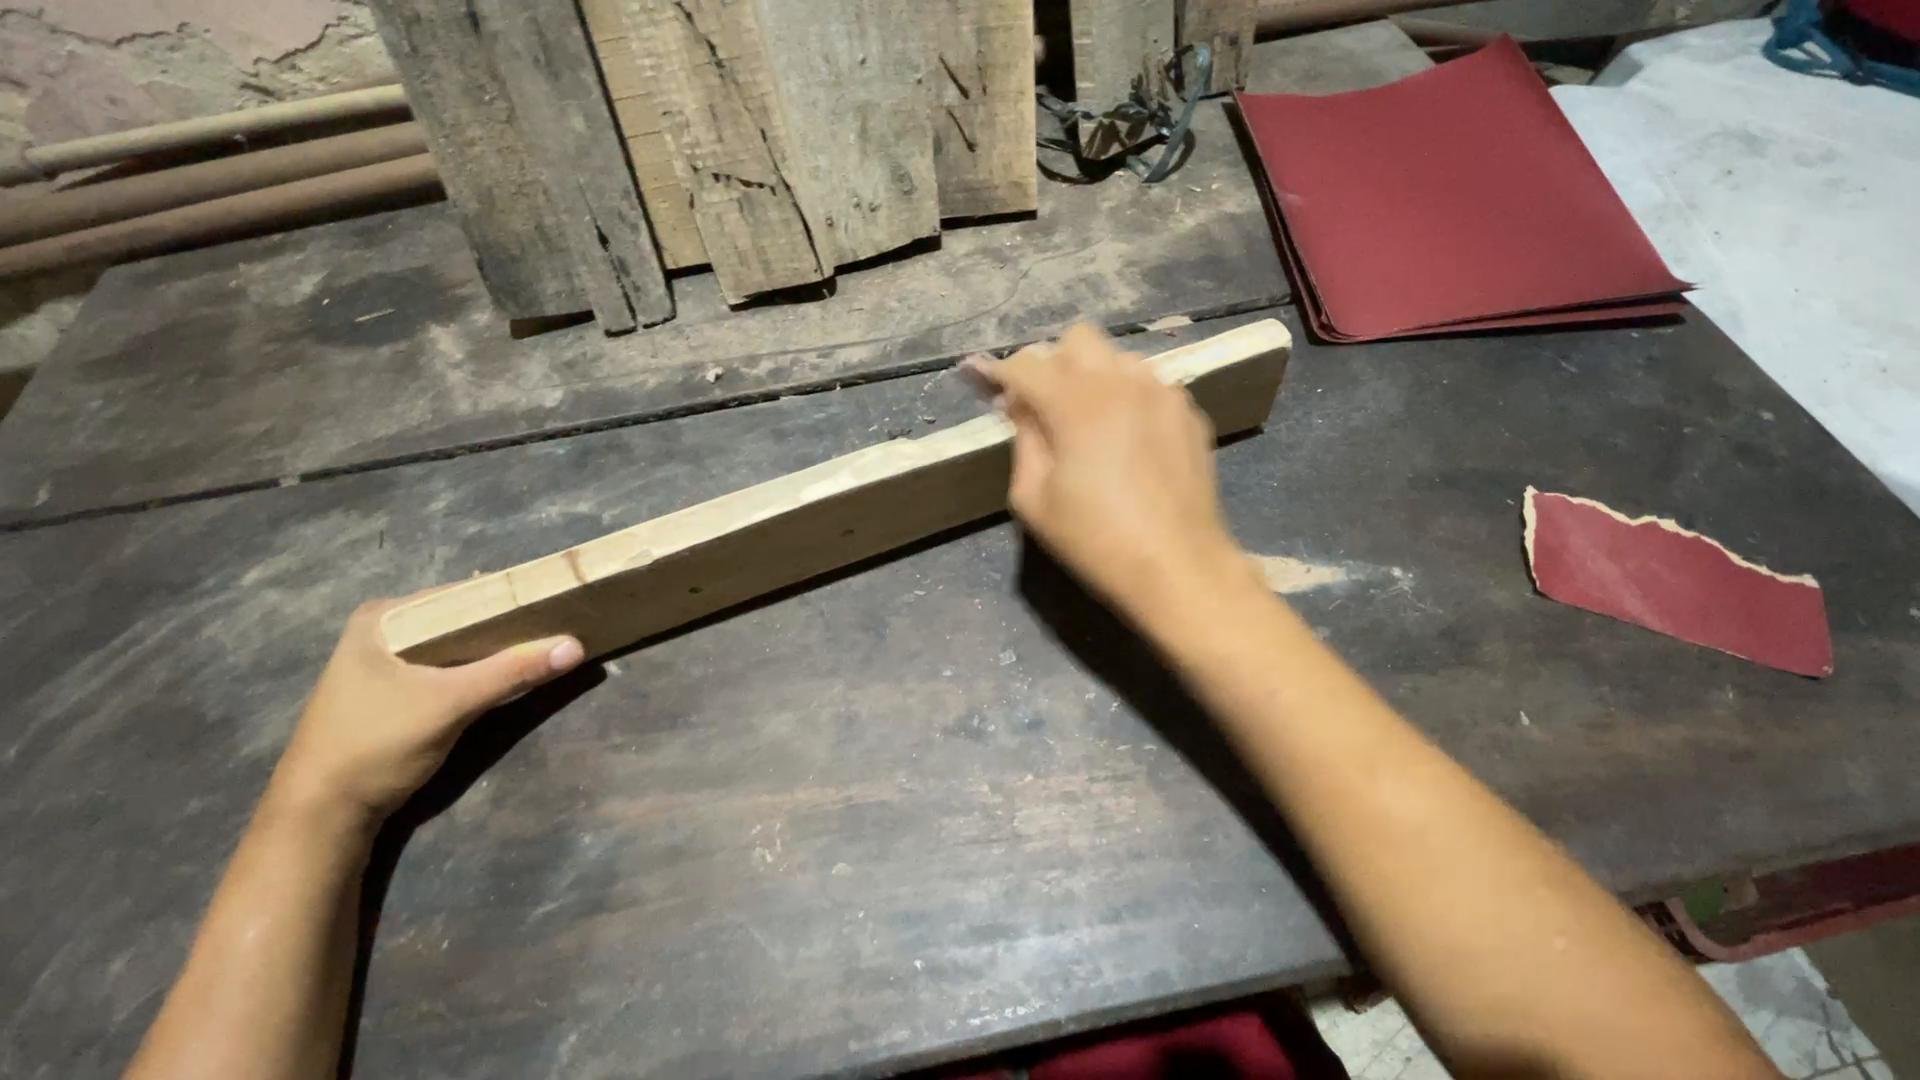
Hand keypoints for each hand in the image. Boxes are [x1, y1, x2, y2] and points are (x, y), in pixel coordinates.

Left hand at [267, 594, 584, 825]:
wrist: (323, 814)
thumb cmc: (376, 744)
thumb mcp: (450, 703)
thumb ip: (513, 672)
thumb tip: (577, 646)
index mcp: (384, 618)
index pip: (463, 594)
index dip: (512, 597)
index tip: (559, 601)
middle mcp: (386, 632)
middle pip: (464, 620)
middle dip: (510, 626)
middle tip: (564, 626)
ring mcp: (391, 665)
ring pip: (461, 648)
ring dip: (500, 652)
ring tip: (550, 646)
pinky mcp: (401, 694)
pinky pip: (454, 670)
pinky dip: (484, 672)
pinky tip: (516, 675)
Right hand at [968, 324, 1250, 619]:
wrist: (1178, 566)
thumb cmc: (1096, 541)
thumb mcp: (1034, 500)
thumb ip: (1023, 440)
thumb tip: (1020, 405)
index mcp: (1076, 403)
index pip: (1026, 363)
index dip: (1002, 374)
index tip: (991, 390)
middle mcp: (1122, 382)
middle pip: (1078, 339)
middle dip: (1054, 364)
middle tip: (1046, 408)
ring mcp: (1163, 392)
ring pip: (1118, 358)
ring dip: (1094, 378)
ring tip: (1090, 425)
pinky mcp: (1189, 412)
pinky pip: (1149, 385)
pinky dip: (1129, 399)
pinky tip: (1129, 442)